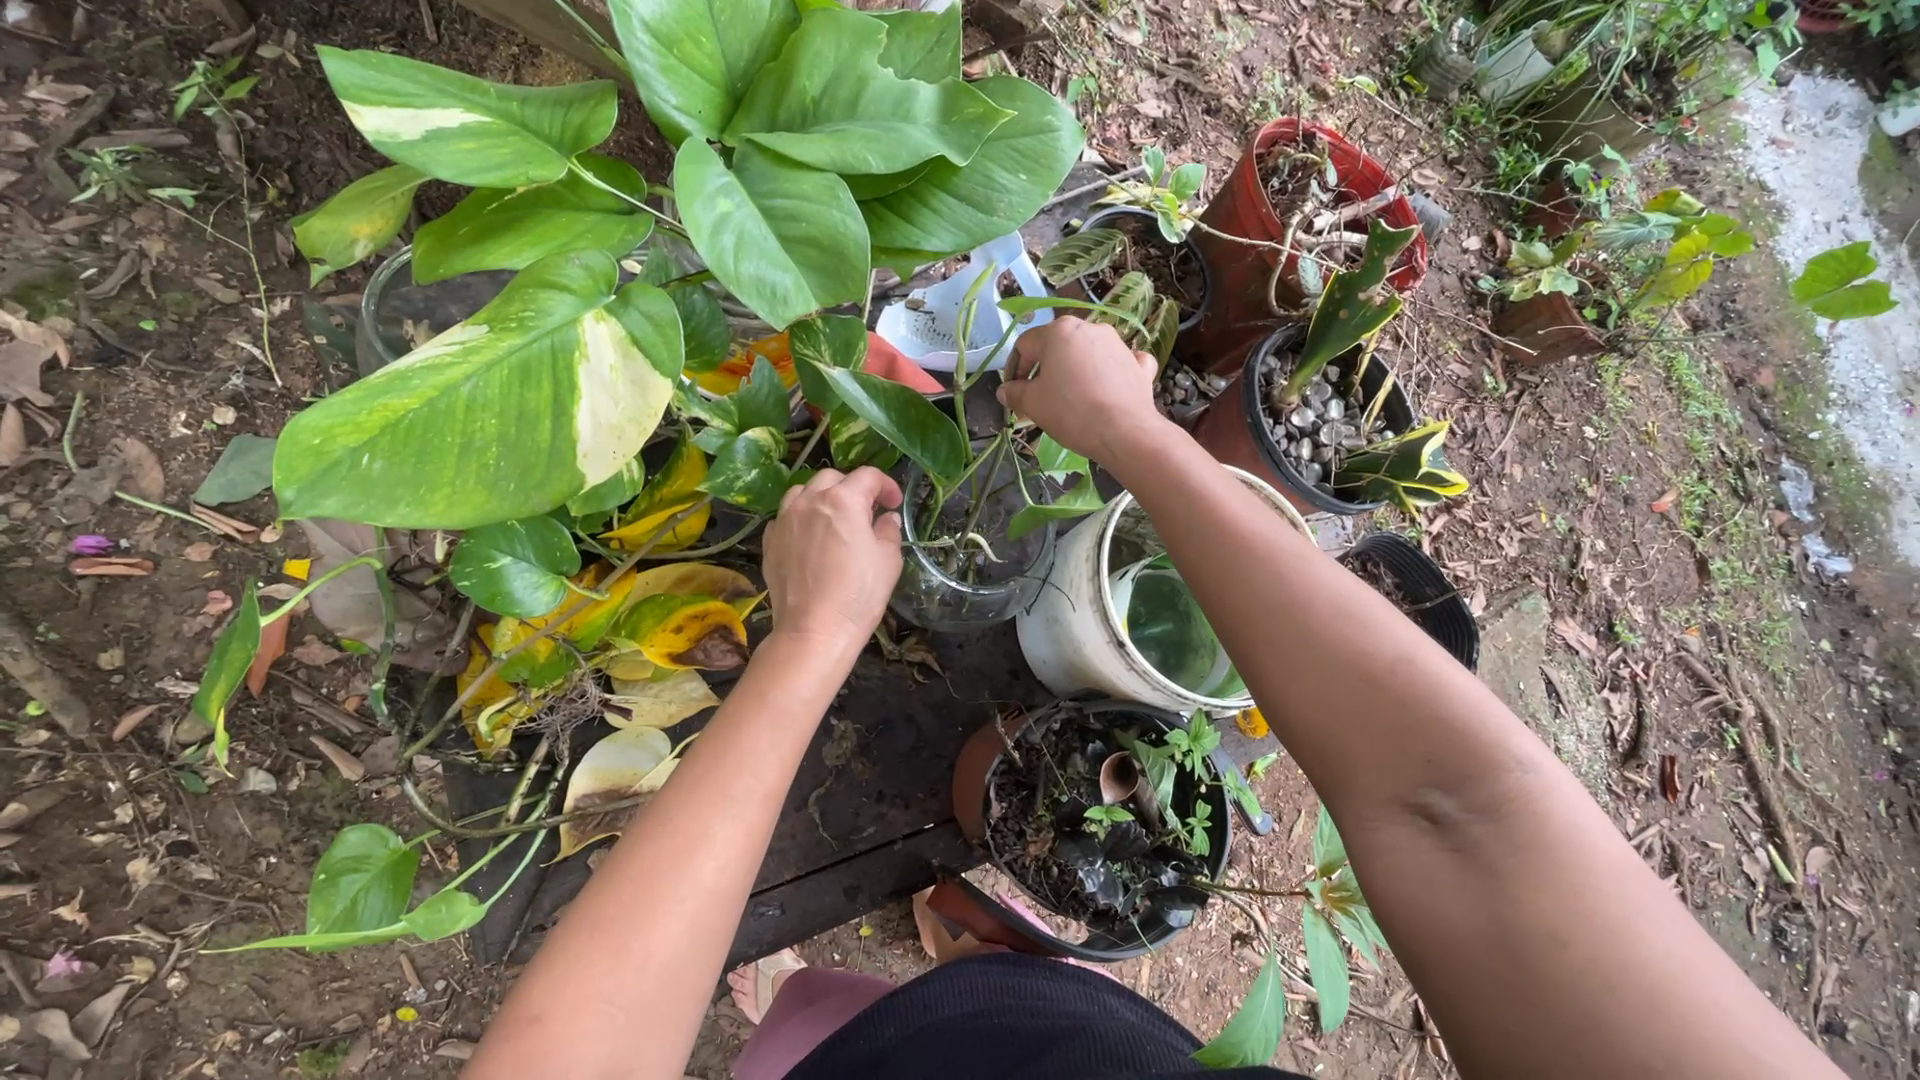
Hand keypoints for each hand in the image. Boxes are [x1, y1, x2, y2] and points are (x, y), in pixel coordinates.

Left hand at [762, 467, 903, 650]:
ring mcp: (784, 520)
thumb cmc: (859, 595)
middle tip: (867, 511)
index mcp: (843, 500)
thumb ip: (889, 531)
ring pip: (803, 492)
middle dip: (853, 488)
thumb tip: (886, 519)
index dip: (886, 486)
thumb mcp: (888, 561)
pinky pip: (785, 517)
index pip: (868, 477)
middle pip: (832, 478)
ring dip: (822, 497)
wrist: (814, 630)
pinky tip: (811, 538)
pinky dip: (801, 518)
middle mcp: (809, 501)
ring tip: (834, 519)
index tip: (894, 504)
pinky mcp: (770, 541)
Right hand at [996, 316, 1169, 465]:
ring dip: (1074, 372)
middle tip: (1037, 398)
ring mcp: (1118, 344)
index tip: (1012, 391)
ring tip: (1069, 400)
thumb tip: (1004, 391)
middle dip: (1044, 370)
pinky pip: (1118, 364)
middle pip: (1057, 347)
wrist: (1124, 432)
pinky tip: (1107, 389)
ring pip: (1087, 354)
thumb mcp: (1032, 404)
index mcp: (1059, 331)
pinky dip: (1109, 375)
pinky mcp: (1138, 363)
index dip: (1013, 369)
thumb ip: (1014, 393)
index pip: (1025, 345)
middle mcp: (1090, 328)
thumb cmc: (1071, 412)